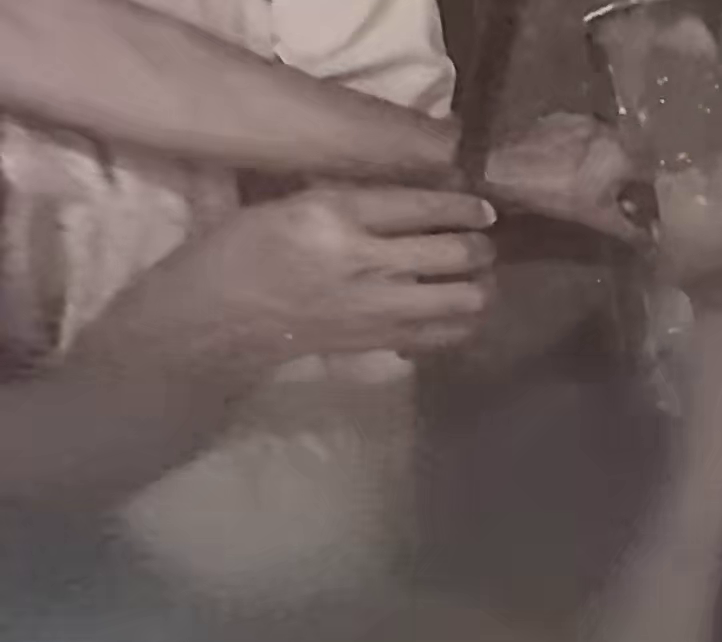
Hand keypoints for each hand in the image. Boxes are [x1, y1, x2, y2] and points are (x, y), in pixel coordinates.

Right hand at [79, 187, 495, 377]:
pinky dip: (470, 320)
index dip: (463, 208)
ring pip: (470, 296)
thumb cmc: (244, 252)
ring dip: (485, 286)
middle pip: (459, 253)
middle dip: (483, 247)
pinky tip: (463, 309)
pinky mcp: (396, 339)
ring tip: (480, 278)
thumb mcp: (287, 208)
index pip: (419, 206)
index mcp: (331, 217)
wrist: (220, 316)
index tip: (485, 210)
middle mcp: (367, 261)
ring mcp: (387, 306)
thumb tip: (423, 205)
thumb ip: (354, 207)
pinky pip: (457, 331)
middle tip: (484, 245)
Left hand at [486, 114, 647, 243]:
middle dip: (639, 176)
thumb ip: (635, 233)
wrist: (501, 167)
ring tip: (609, 184)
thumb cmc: (557, 196)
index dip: (658, 194)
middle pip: (637, 154)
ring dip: (617, 162)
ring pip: (613, 143)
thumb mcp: (602, 221)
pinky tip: (583, 169)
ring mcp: (583, 121)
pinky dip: (595, 152)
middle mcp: (608, 131)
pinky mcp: (561, 118)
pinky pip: (590, 136)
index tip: (655, 209)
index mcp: (624, 154)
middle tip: (634, 198)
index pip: (656, 174)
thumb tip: (656, 246)